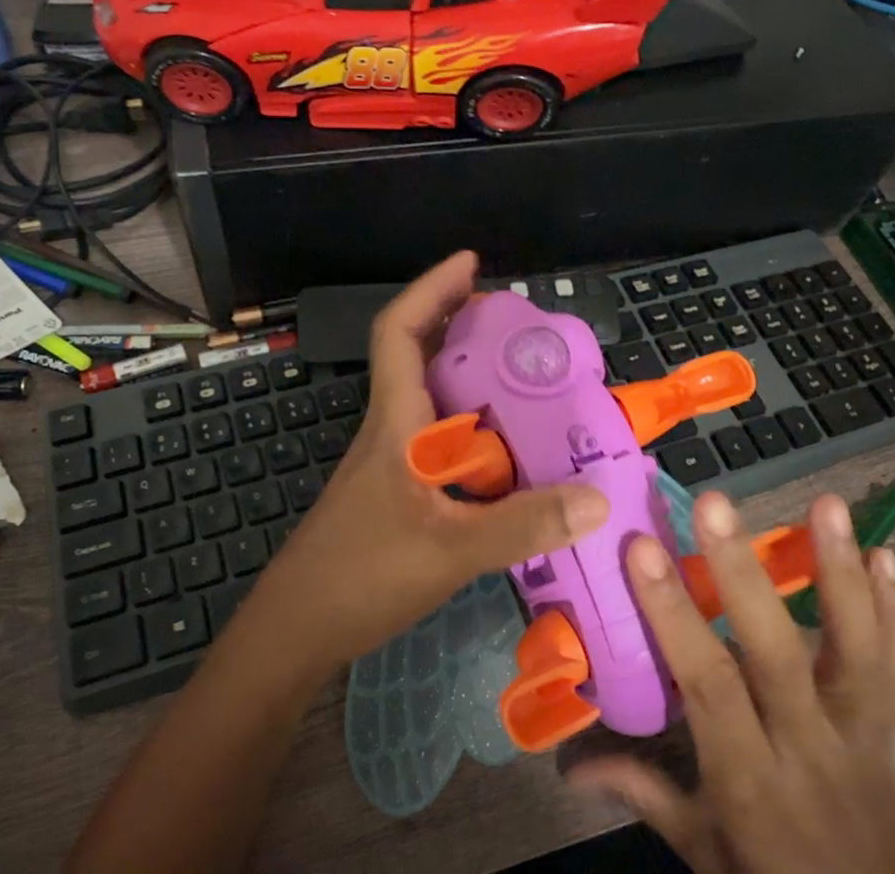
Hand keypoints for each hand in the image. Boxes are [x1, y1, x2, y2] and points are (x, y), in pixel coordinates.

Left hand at [252, 251, 609, 667]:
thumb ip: (522, 524)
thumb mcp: (449, 550)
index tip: (473, 264)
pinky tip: (507, 458)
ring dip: (471, 380)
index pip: (401, 332)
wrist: (296, 630)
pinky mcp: (395, 495)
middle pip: (418, 357)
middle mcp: (390, 431)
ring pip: (431, 402)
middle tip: (521, 327)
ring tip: (528, 383)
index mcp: (394, 423)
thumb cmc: (360, 575)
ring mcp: (389, 464)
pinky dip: (473, 433)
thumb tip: (597, 498)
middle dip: (462, 327)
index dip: (432, 289)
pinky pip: (439, 443)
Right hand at [568, 492, 894, 873]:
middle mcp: (807, 745)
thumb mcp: (700, 848)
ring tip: (825, 504)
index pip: (708, 685)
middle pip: (778, 653)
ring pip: (856, 649)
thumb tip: (569, 766)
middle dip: (743, 574)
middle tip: (714, 505)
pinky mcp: (892, 729)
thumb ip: (643, 794)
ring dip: (841, 571)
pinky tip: (888, 554)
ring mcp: (859, 733)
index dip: (675, 616)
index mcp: (748, 777)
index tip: (643, 549)